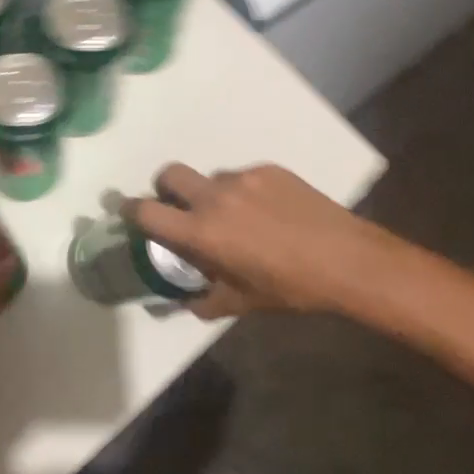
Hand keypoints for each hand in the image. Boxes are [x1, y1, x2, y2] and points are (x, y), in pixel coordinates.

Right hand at [127, 162, 402, 319]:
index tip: (127, 213)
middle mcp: (216, 198)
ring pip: (211, 178)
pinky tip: (267, 214)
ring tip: (237, 220)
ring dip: (210, 195)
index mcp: (202, 232)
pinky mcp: (271, 170)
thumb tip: (184, 302)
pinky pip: (242, 177)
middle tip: (179, 209)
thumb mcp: (241, 303)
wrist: (347, 260)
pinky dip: (243, 193)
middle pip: (169, 174)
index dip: (129, 210)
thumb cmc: (289, 288)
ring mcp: (244, 179)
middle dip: (165, 188)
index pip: (147, 211)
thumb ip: (203, 301)